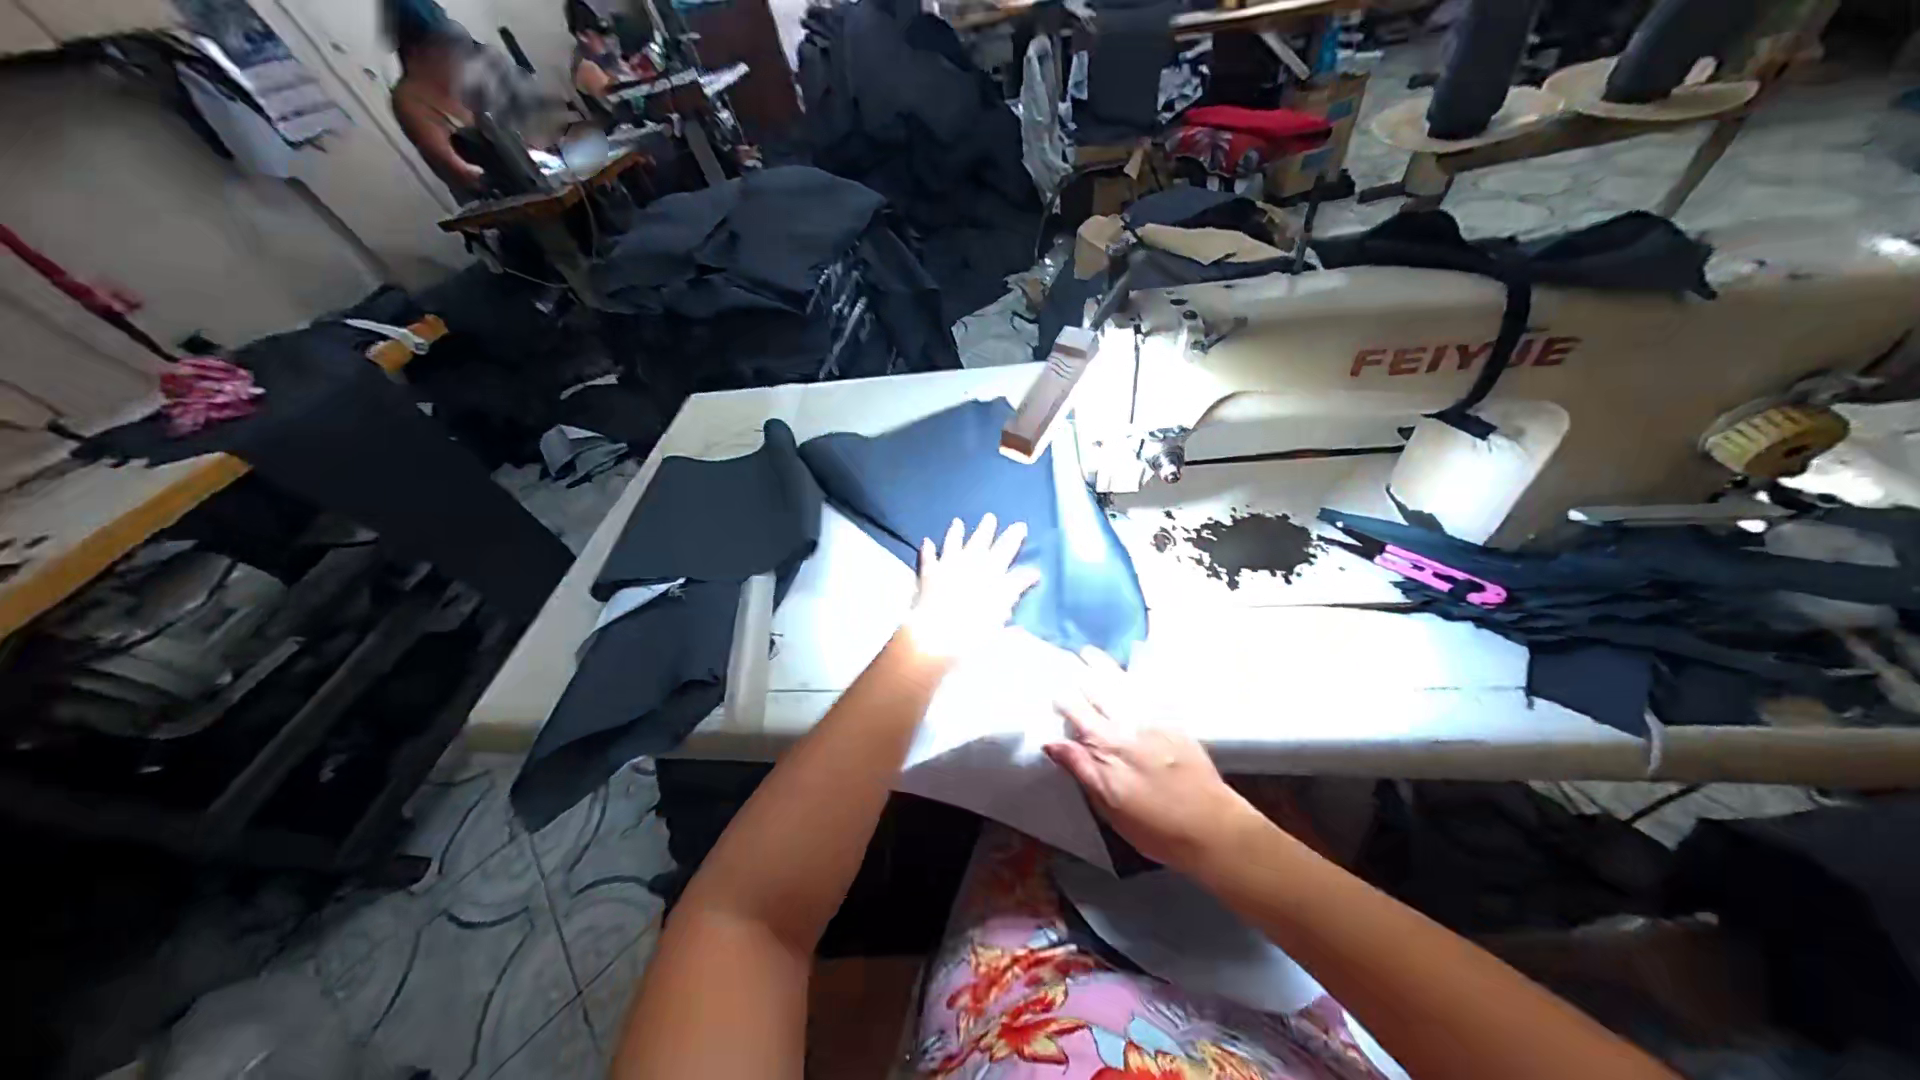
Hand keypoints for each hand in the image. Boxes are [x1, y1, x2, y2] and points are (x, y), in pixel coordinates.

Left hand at [901, 514, 1040, 662]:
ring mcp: (948, 566)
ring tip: (957, 522)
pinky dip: (928, 550)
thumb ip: (1016, 591)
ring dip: (956, 532)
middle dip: (987, 529)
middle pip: (981, 541)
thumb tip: (1033, 574)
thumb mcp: (1003, 611)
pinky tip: (927, 541)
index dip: (1014, 538)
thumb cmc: (974, 631)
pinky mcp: (929, 574)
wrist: (937, 634)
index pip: (1007, 550)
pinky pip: (928, 558)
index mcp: (992, 573)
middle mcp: (970, 563)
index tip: (1021, 526)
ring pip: (953, 543)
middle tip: (990, 516)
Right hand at [1045, 648, 1258, 874]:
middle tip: (1071, 659)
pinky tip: (1131, 670)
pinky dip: (1137, 677)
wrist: (1212, 828)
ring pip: (1123, 685)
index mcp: (1107, 747)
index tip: (1054, 692)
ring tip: (1091, 653)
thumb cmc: (1154, 827)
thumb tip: (1052, 743)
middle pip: (1099, 691)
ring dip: (1105, 667)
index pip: (1077, 713)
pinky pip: (1152, 690)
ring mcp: (1154, 721)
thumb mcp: (1108, 806)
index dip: (1063, 700)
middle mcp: (1128, 726)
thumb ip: (1081, 768)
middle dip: (1083, 674)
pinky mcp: (1177, 723)